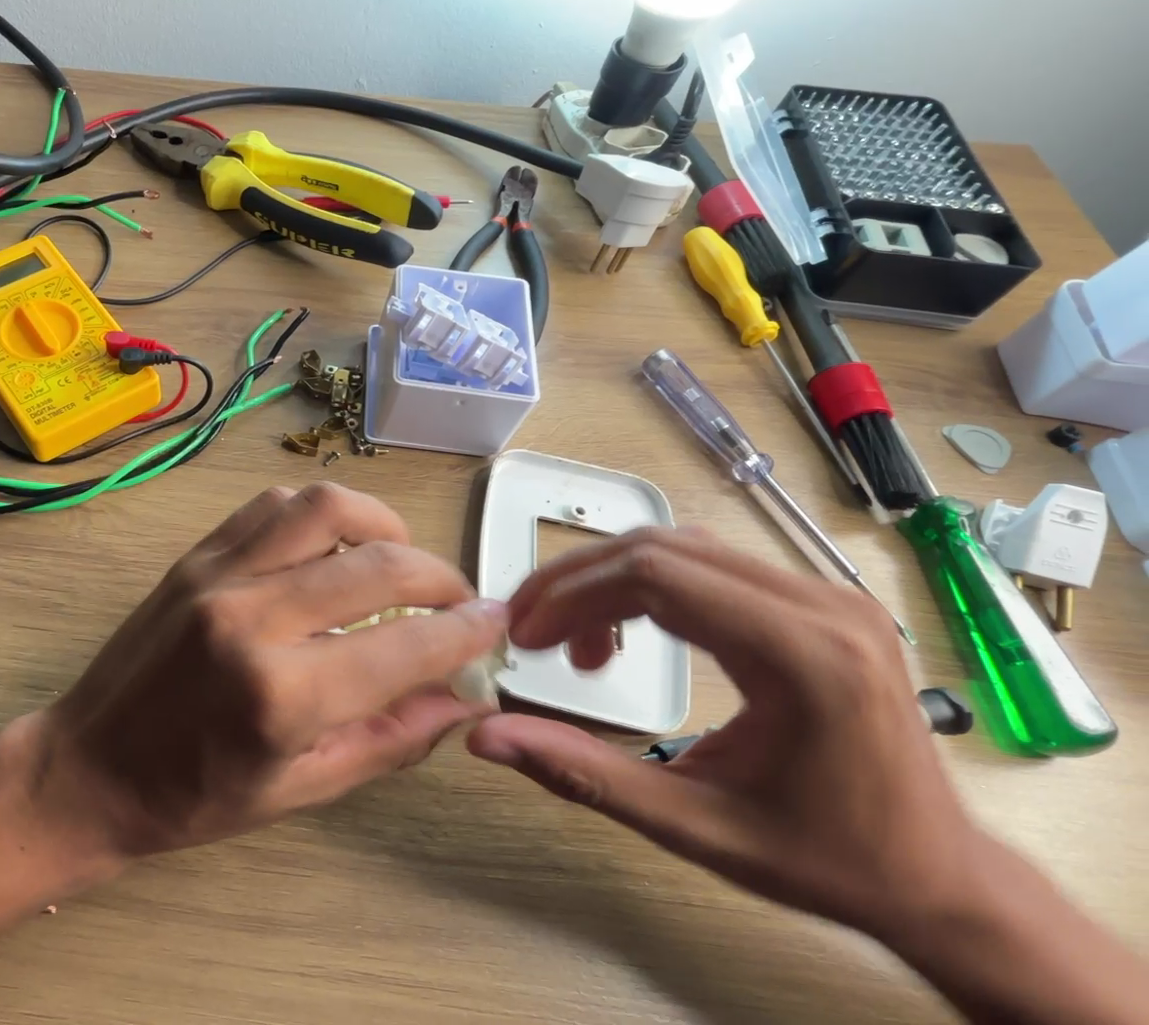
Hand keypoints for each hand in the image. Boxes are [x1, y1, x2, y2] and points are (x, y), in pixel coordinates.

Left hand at [1, 483, 504, 860]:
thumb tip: (462, 697)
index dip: (468, 634)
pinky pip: (272, 506)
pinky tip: (333, 546)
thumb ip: (390, 739)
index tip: (496, 626)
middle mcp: (252, 618)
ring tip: (399, 561)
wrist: (88, 768)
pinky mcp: (194, 557)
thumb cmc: (192, 798)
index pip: (408, 646)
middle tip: (458, 601)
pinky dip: (319, 513)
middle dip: (441, 579)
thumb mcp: (302, 790)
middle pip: (380, 565)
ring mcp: (217, 575)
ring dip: (383, 525)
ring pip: (326, 508)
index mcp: (281, 695)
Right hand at [466, 528, 983, 939]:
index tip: (523, 639)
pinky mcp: (819, 603)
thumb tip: (486, 738)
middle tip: (528, 633)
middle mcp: (822, 606)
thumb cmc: (824, 858)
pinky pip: (708, 565)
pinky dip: (645, 588)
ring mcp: (827, 597)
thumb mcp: (693, 826)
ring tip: (570, 642)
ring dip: (606, 583)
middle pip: (659, 548)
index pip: (655, 576)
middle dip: (575, 583)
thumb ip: (584, 773)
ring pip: (680, 548)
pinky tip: (624, 634)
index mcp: (803, 656)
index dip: (570, 596)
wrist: (937, 875)